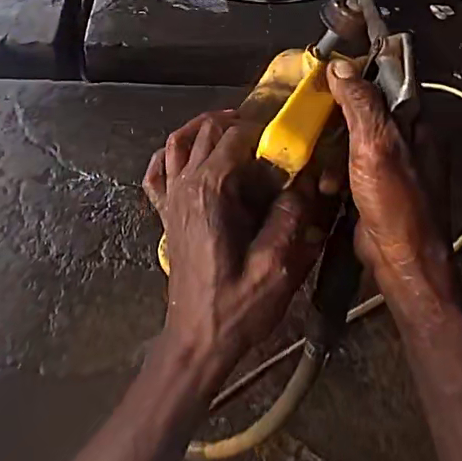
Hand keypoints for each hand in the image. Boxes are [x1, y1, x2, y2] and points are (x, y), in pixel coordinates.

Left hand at [141, 110, 333, 388]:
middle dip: (234, 122)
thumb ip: (289, 219)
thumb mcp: (275, 268)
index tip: (284, 135)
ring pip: (176, 143)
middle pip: (204, 133)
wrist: (196, 337)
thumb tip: (304, 183)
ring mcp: (169, 197)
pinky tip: (183, 153)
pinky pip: (156, 172)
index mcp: (210, 190)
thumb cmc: (236, 306)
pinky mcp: (164, 213)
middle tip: (264, 129)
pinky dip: (168, 154)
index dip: (260, 129)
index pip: (233, 138)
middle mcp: (184, 185)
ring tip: (228, 127)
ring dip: (200, 128)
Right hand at [326, 60, 448, 282]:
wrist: (402, 265)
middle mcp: (409, 143)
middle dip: (336, 116)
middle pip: (365, 111)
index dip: (357, 76)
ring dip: (331, 147)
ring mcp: (392, 167)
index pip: (387, 84)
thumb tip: (341, 67)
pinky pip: (346, 164)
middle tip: (312, 115)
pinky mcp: (375, 187)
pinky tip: (325, 182)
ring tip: (321, 160)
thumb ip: (361, 105)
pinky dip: (333, 170)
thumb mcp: (377, 146)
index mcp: (419, 127)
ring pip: (351, 138)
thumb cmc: (397, 205)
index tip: (326, 76)